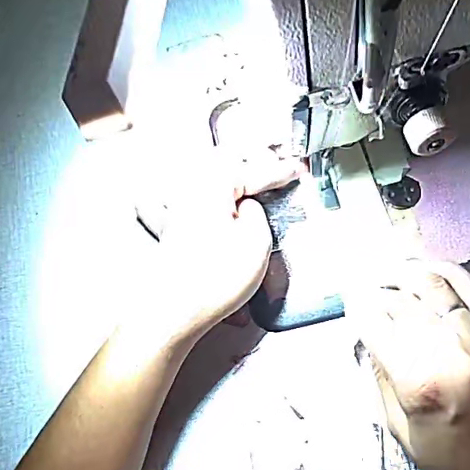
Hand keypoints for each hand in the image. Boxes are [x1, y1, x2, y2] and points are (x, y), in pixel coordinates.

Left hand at [125, 147, 299, 346]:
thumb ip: (258, 212)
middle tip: (277, 170)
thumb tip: (250, 207)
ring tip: (258, 184)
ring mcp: (178, 206)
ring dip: (236, 176)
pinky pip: (202, 196)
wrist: (173, 308)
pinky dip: (221, 195)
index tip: (295, 170)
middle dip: (254, 162)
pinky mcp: (173, 225)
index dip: (281, 170)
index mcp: (213, 182)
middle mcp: (190, 188)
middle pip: (227, 161)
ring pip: (212, 176)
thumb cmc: (209, 280)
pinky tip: (232, 207)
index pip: (255, 169)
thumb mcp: (256, 240)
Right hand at [350, 260, 469, 469]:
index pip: (376, 324)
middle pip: (402, 302)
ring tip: (386, 272)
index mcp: (421, 382)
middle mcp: (451, 351)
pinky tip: (427, 267)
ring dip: (405, 273)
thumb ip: (383, 379)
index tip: (347, 300)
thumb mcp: (402, 432)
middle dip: (376, 291)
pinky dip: (448, 271)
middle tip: (361, 290)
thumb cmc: (458, 468)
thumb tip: (370, 340)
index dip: (357, 308)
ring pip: (434, 286)